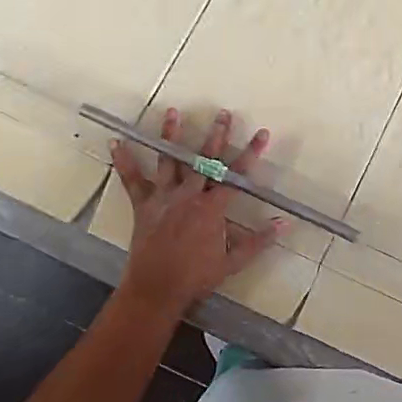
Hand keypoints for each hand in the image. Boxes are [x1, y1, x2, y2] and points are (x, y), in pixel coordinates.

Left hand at [110, 107, 285, 313]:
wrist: (157, 289)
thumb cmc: (197, 276)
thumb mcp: (233, 261)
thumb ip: (259, 240)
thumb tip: (285, 223)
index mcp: (212, 208)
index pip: (236, 175)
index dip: (250, 153)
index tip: (261, 133)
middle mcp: (188, 196)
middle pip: (204, 160)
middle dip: (216, 136)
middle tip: (223, 114)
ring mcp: (163, 198)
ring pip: (169, 161)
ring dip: (170, 135)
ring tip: (172, 112)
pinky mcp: (143, 206)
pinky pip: (132, 181)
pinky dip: (124, 162)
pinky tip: (116, 142)